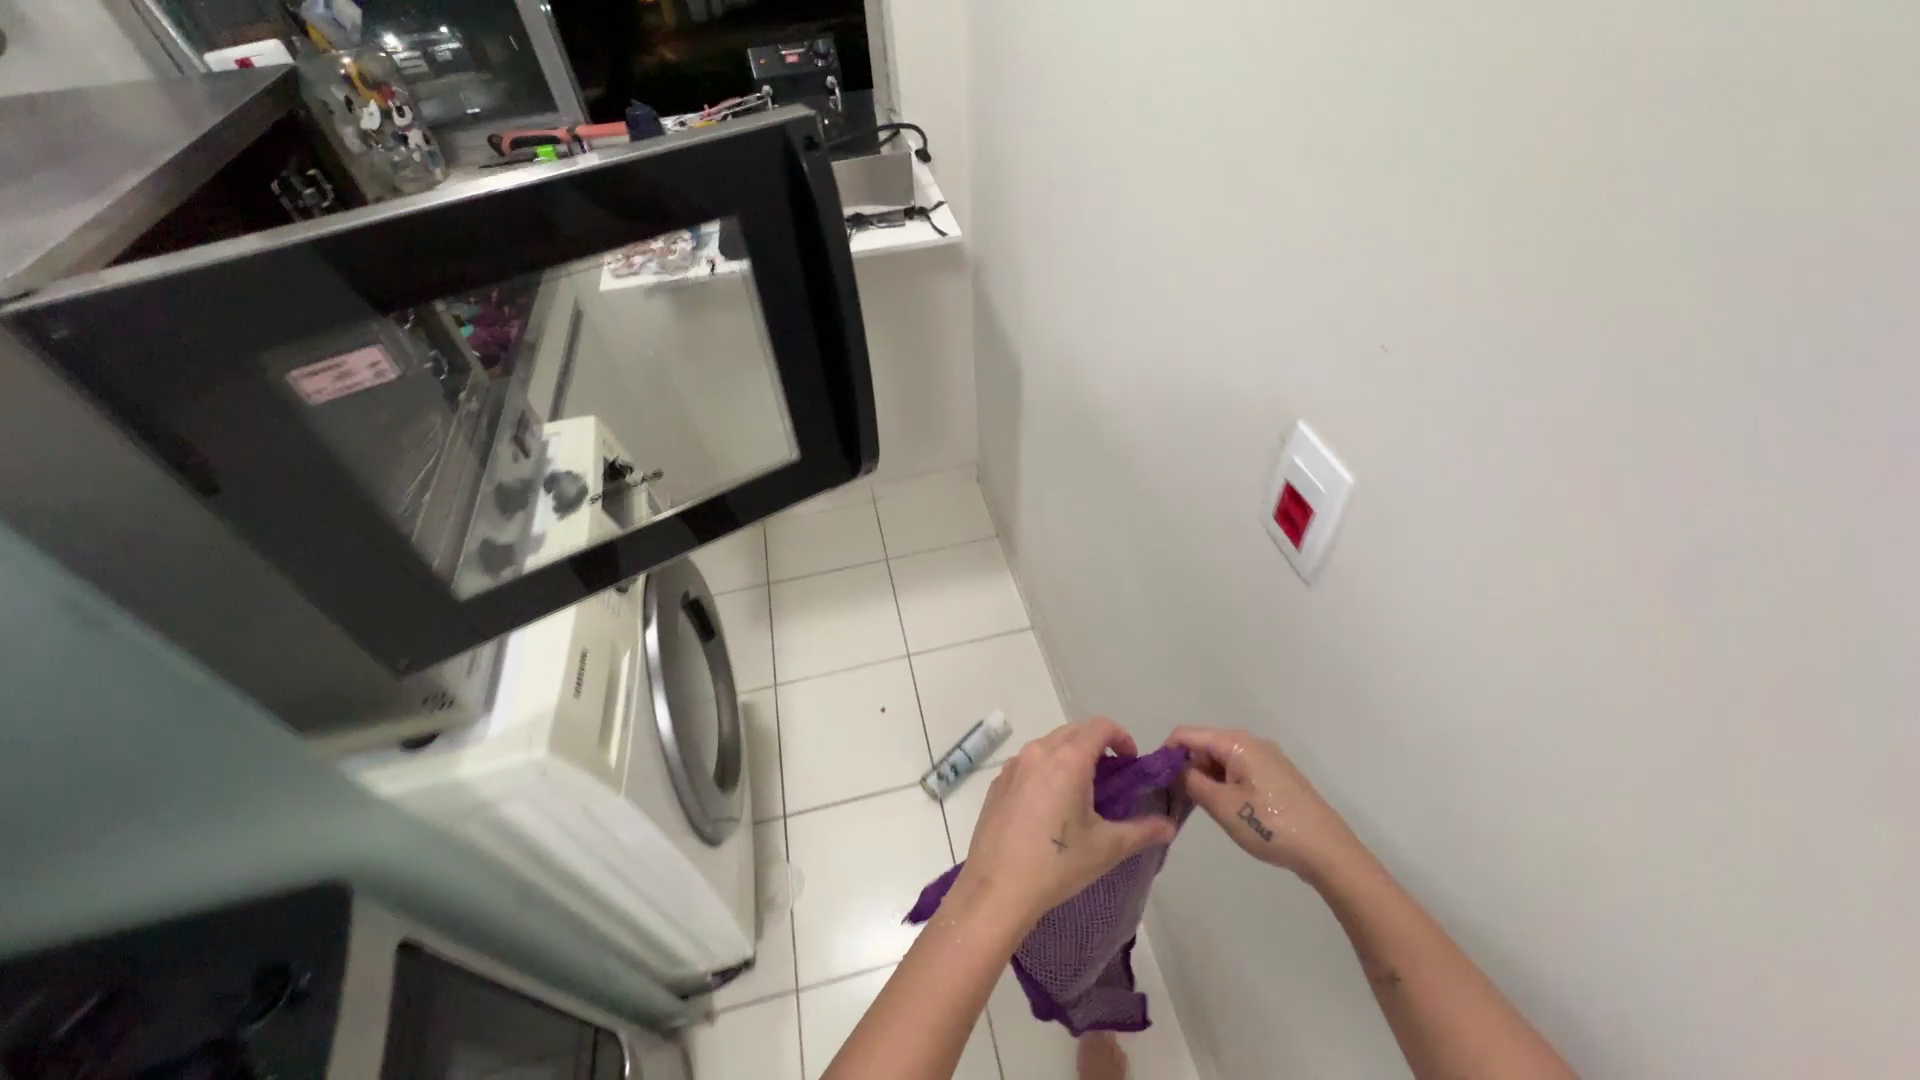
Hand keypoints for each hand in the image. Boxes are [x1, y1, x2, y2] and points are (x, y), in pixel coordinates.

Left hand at [951, 718, 1177, 932]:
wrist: (997, 890)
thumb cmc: (1057, 865)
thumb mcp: (1107, 848)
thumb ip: (1143, 831)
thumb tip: (1169, 825)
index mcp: (1067, 760)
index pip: (1100, 726)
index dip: (1122, 737)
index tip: (1131, 763)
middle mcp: (1037, 753)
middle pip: (1074, 731)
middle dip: (1097, 746)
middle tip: (1112, 779)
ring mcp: (1012, 767)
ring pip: (1049, 746)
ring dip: (1070, 757)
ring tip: (1082, 792)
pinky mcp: (997, 784)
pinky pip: (1028, 764)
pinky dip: (1046, 771)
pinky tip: (1050, 807)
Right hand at [1166, 726, 1359, 877]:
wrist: (1327, 851)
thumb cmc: (1270, 825)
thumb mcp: (1221, 806)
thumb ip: (1191, 782)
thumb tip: (1176, 769)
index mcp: (1236, 742)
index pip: (1186, 734)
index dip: (1166, 753)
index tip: (1156, 781)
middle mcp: (1251, 742)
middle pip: (1204, 744)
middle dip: (1187, 767)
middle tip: (1179, 799)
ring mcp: (1267, 758)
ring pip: (1222, 759)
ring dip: (1207, 778)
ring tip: (1204, 808)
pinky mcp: (1276, 776)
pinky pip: (1239, 770)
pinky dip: (1225, 784)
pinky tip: (1229, 809)